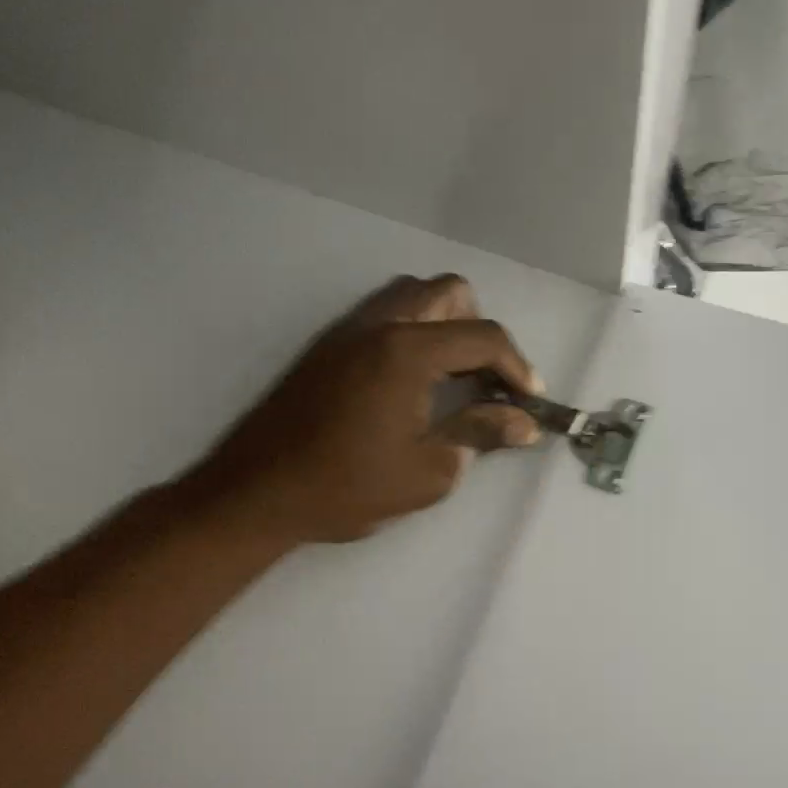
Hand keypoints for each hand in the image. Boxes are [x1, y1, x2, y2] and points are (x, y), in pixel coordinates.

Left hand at [177, 275, 544, 542]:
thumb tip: (525, 423)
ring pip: (412, 296)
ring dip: (445, 325)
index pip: (484, 338)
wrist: (257, 494)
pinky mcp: (328, 346)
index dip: (517, 367)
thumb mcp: (428, 470)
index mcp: (407, 352)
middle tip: (486, 381)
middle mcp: (379, 325)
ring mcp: (348, 330)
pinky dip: (412, 332)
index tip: (529, 401)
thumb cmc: (348, 487)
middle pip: (449, 293)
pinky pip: (383, 315)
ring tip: (451, 377)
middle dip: (480, 331)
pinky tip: (411, 383)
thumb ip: (480, 433)